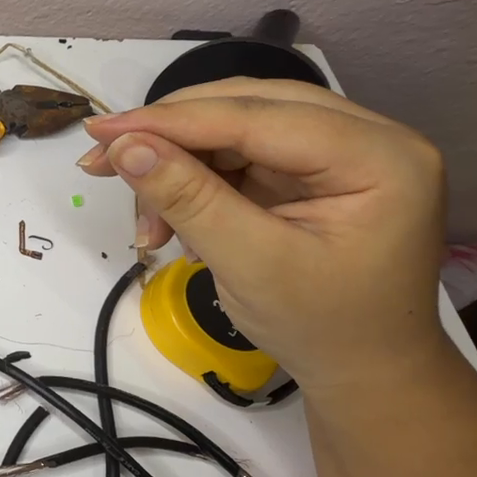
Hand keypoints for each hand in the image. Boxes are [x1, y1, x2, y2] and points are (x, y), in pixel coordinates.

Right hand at [75, 78, 449, 393]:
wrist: (363, 368)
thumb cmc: (321, 325)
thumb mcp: (250, 264)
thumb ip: (189, 199)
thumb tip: (124, 147)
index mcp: (378, 157)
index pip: (257, 117)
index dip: (171, 120)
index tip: (98, 131)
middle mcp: (364, 138)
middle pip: (244, 108)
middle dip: (168, 136)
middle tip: (100, 162)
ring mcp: (334, 152)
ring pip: (230, 129)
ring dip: (174, 166)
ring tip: (147, 224)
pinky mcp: (305, 171)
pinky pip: (232, 156)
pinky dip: (190, 184)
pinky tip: (171, 224)